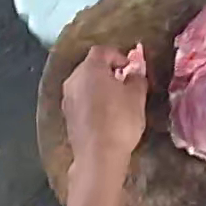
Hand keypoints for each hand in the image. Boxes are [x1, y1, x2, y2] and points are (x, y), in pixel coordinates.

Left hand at [63, 44, 149, 193]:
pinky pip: (81, 97)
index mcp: (90, 70)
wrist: (99, 154)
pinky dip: (93, 98)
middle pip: (90, 65)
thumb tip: (134, 73)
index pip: (102, 51)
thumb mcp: (137, 96)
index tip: (131, 67)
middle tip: (127, 81)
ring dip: (100, 84)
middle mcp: (74, 80)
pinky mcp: (67, 114)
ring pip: (85, 82)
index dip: (118, 55)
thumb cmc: (121, 120)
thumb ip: (136, 79)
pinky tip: (107, 112)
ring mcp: (67, 98)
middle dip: (109, 69)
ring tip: (118, 97)